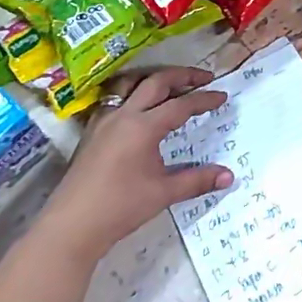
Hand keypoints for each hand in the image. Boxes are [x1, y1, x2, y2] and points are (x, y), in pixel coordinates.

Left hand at [37, 68, 231, 263]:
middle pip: (156, 82)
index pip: (180, 105)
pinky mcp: (92, 130)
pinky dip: (132, 91)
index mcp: (143, 127)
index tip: (222, 96)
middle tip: (203, 77)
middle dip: (182, 76)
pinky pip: (113, 98)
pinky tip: (137, 105)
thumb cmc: (120, 207)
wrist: (72, 225)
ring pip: (130, 84)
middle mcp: (123, 115)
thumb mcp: (163, 193)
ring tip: (171, 82)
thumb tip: (229, 176)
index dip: (204, 99)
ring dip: (154, 78)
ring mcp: (104, 120)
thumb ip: (197, 180)